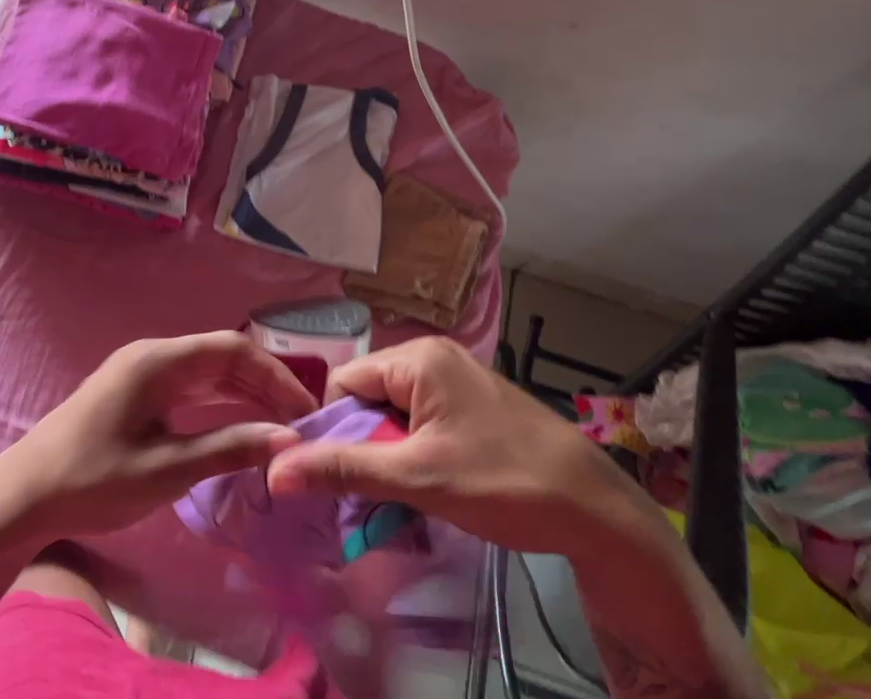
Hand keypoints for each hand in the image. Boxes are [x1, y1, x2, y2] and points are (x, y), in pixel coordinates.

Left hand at [0, 331, 317, 545]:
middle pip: (222, 358)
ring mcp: (142, 375)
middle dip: (265, 386)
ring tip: (282, 429)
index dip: (275, 375)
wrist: (26, 494)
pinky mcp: (136, 396)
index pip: (232, 350)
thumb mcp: (167, 469)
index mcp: (157, 362)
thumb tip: (289, 440)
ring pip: (207, 374)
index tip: (307, 411)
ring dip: (245, 396)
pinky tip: (242, 429)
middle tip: (302, 425)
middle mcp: (152, 357)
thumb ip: (229, 448)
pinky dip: (220, 406)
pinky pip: (190, 390)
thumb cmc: (93, 479)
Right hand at [267, 337, 648, 557]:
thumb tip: (272, 471)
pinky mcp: (473, 407)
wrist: (598, 512)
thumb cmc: (503, 482)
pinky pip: (421, 425)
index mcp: (417, 358)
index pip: (343, 384)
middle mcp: (434, 358)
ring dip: (389, 458)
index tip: (345, 475)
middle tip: (381, 492)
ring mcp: (458, 381)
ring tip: (408, 495)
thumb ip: (341, 470)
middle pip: (367, 400)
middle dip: (364, 448)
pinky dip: (415, 456)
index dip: (335, 430)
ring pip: (393, 417)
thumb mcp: (415, 477)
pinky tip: (433, 488)